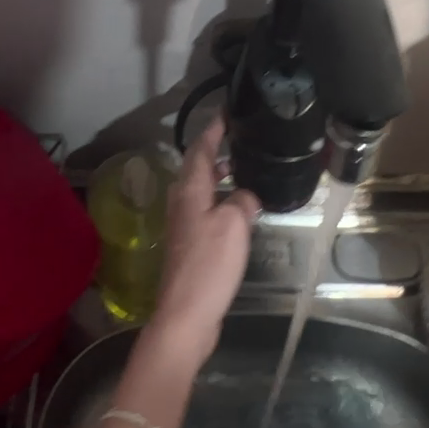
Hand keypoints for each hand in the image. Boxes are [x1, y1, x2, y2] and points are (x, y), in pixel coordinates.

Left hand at [146, 116, 259, 365]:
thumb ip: (242, 200)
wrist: (186, 314)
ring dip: (221, 176)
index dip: (214, 129)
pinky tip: (240, 210)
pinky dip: (222, 200)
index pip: (201, 148)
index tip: (227, 113)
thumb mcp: (234, 224)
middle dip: (217, 150)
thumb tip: (246, 196)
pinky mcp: (190, 244)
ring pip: (202, 188)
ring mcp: (183, 223)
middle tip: (242, 139)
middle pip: (198, 166)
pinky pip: (206, 209)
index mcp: (189, 189)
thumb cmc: (209, 264)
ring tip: (245, 169)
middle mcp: (182, 200)